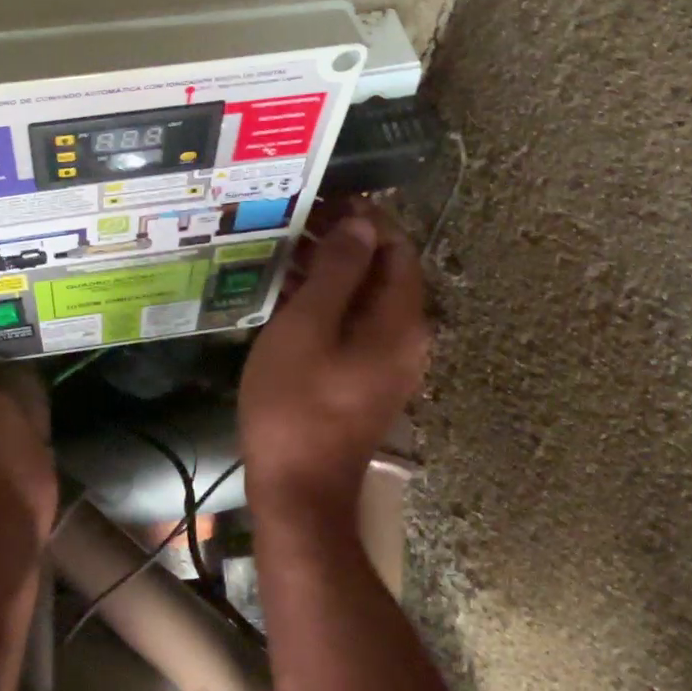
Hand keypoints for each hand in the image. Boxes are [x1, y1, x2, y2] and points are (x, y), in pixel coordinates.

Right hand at [240, 199, 430, 521]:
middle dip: (343, 240)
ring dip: (331, 269)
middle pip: (383, 271)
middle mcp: (407, 337)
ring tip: (285, 247)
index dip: (364, 218)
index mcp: (401, 321)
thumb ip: (338, 270)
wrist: (298, 491)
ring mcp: (388, 361)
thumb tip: (361, 223)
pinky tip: (287, 291)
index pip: (398, 248)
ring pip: (365, 297)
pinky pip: (354, 323)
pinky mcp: (366, 378)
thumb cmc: (296, 404)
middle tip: (296, 220)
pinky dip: (327, 301)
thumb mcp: (308, 327)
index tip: (322, 200)